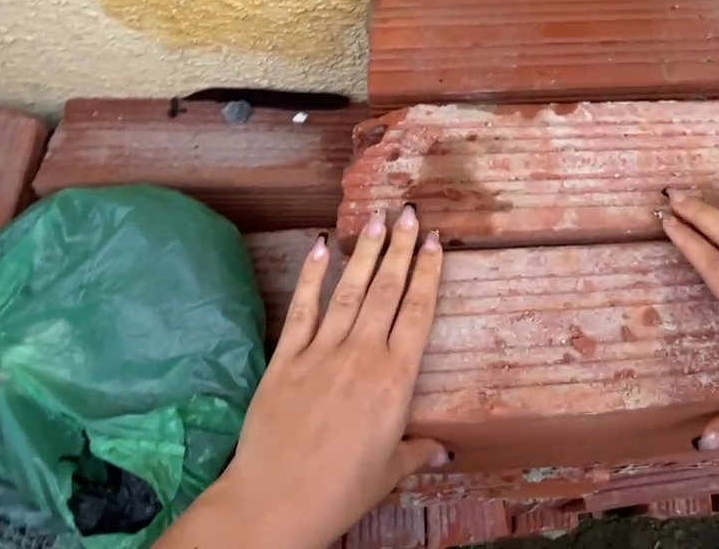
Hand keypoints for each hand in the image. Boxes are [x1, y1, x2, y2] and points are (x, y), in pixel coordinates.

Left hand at [164, 205, 446, 548]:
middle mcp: (363, 354)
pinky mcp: (287, 357)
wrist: (273, 505)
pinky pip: (303, 308)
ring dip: (366, 252)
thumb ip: (416, 450)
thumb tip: (445, 450)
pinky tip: (321, 246)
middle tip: (411, 212)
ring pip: (350, 290)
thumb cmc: (340, 491)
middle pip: (387, 289)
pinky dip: (312, 275)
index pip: (418, 311)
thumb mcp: (388, 472)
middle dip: (402, 247)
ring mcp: (322, 351)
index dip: (428, 272)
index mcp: (395, 379)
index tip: (436, 241)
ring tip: (379, 219)